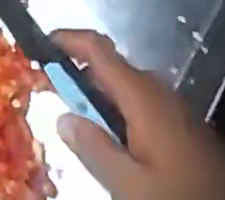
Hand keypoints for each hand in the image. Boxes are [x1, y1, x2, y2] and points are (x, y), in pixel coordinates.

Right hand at [52, 30, 224, 199]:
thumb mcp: (133, 188)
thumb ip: (95, 150)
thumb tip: (64, 119)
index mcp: (141, 95)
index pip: (97, 48)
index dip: (67, 39)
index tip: (39, 45)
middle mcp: (157, 90)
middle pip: (108, 66)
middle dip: (77, 75)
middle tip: (51, 94)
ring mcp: (174, 107)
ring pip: (125, 88)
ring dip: (98, 96)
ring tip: (80, 124)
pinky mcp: (185, 126)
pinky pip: (141, 104)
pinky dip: (119, 111)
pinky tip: (115, 143)